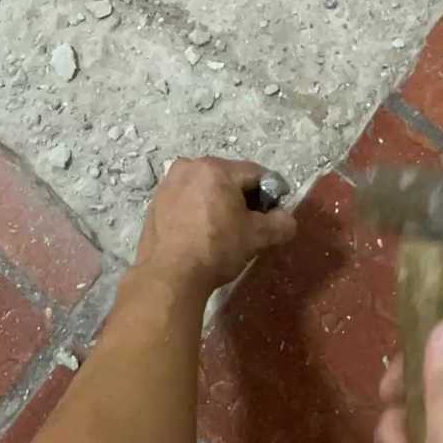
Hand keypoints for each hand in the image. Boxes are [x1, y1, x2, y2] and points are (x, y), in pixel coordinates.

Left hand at [131, 156, 296, 299]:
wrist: (169, 275)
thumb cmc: (216, 249)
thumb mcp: (257, 237)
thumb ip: (280, 223)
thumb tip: (286, 220)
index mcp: (216, 168)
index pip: (255, 173)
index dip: (272, 189)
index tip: (279, 206)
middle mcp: (190, 166)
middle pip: (228, 177)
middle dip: (243, 196)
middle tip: (252, 220)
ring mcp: (169, 182)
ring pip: (206, 187)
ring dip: (219, 201)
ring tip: (226, 228)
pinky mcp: (157, 200)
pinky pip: (187, 197)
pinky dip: (198, 208)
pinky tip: (202, 231)